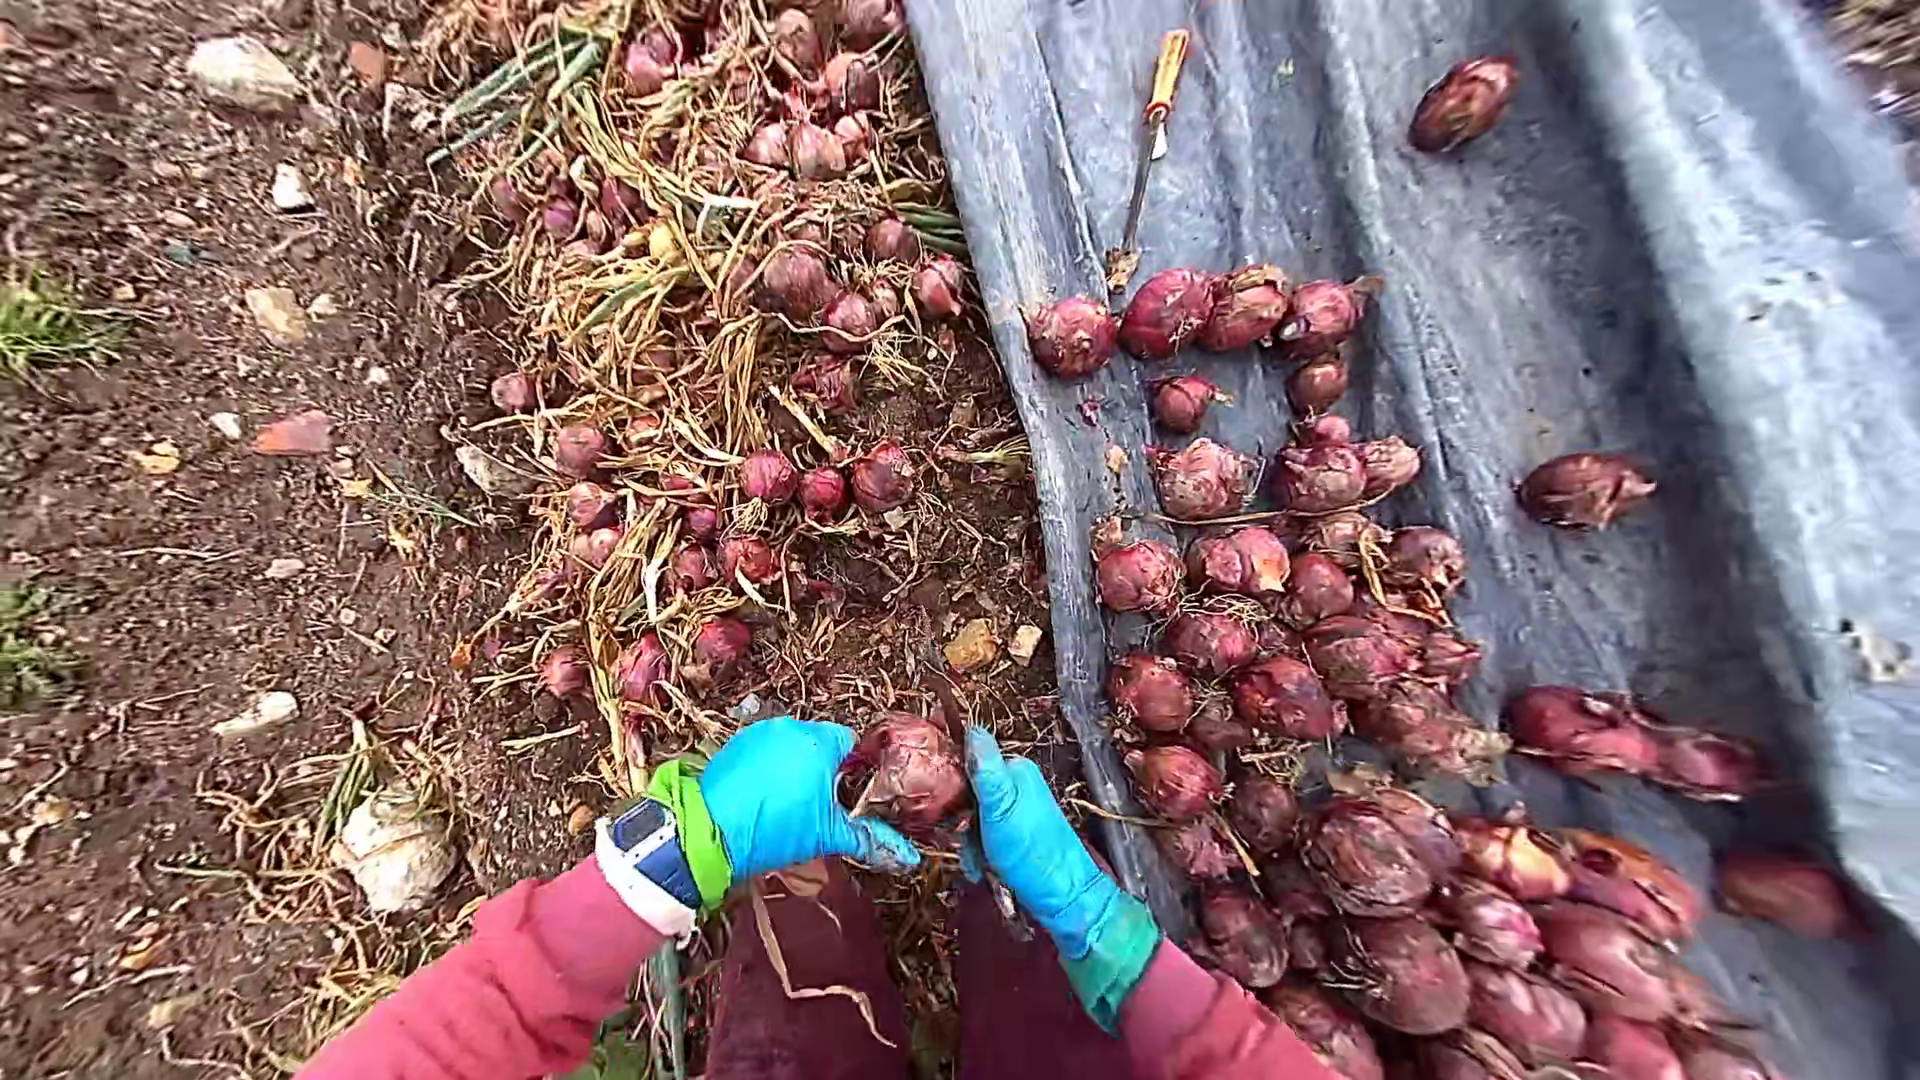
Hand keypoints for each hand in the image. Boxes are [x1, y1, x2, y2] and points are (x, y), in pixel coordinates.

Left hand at [701, 716, 920, 883]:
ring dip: (796, 767)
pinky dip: (769, 767)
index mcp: (820, 741)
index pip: (850, 742)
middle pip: (822, 744)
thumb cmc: (775, 828)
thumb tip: (909, 856)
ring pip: (793, 747)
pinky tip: (763, 797)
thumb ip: (869, 839)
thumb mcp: (827, 835)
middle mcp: (792, 728)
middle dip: (823, 770)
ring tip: (788, 804)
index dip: (852, 769)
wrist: (709, 834)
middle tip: (818, 805)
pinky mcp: (738, 743)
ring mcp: (762, 733)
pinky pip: (765, 750)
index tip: (845, 794)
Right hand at [965, 727, 1133, 958]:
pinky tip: (984, 868)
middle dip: (960, 819)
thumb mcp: (1000, 806)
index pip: (969, 759)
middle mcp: (1015, 784)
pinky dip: (979, 852)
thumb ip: (985, 768)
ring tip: (978, 860)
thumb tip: (973, 727)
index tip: (947, 804)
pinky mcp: (1014, 832)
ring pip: (973, 816)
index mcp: (1014, 769)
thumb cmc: (1032, 852)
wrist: (1063, 897)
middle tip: (966, 839)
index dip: (953, 781)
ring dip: (969, 841)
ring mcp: (1015, 809)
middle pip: (968, 790)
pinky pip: (984, 834)